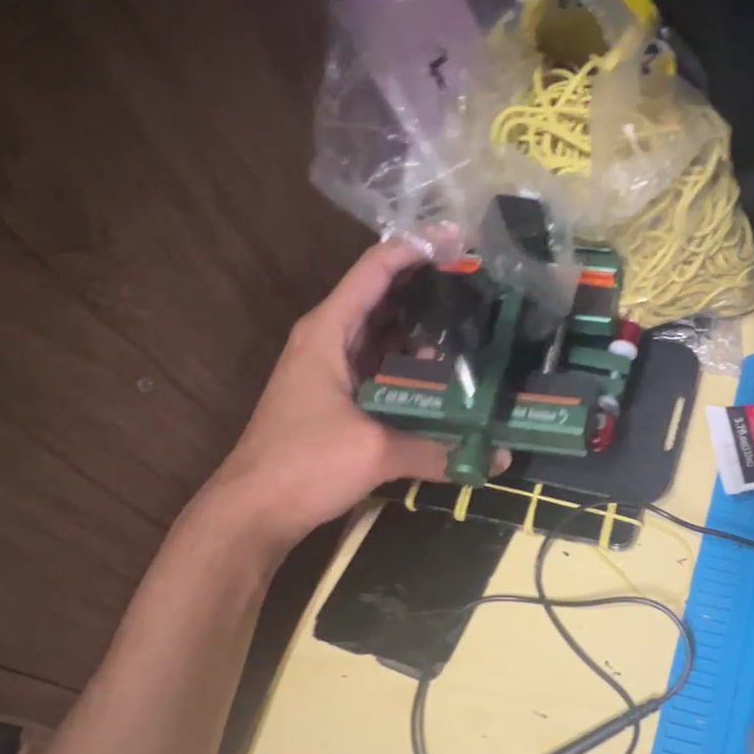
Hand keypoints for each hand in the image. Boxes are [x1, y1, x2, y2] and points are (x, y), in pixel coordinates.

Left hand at [202, 241, 500, 551]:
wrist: (253, 511)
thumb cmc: (305, 464)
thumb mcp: (376, 452)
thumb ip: (439, 450)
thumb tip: (499, 459)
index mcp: (329, 332)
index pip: (375, 270)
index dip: (416, 250)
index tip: (459, 242)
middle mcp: (329, 341)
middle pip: (384, 299)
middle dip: (430, 291)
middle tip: (483, 291)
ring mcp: (332, 370)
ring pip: (385, 336)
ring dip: (424, 333)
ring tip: (476, 330)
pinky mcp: (339, 399)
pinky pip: (383, 368)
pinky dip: (413, 367)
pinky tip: (448, 378)